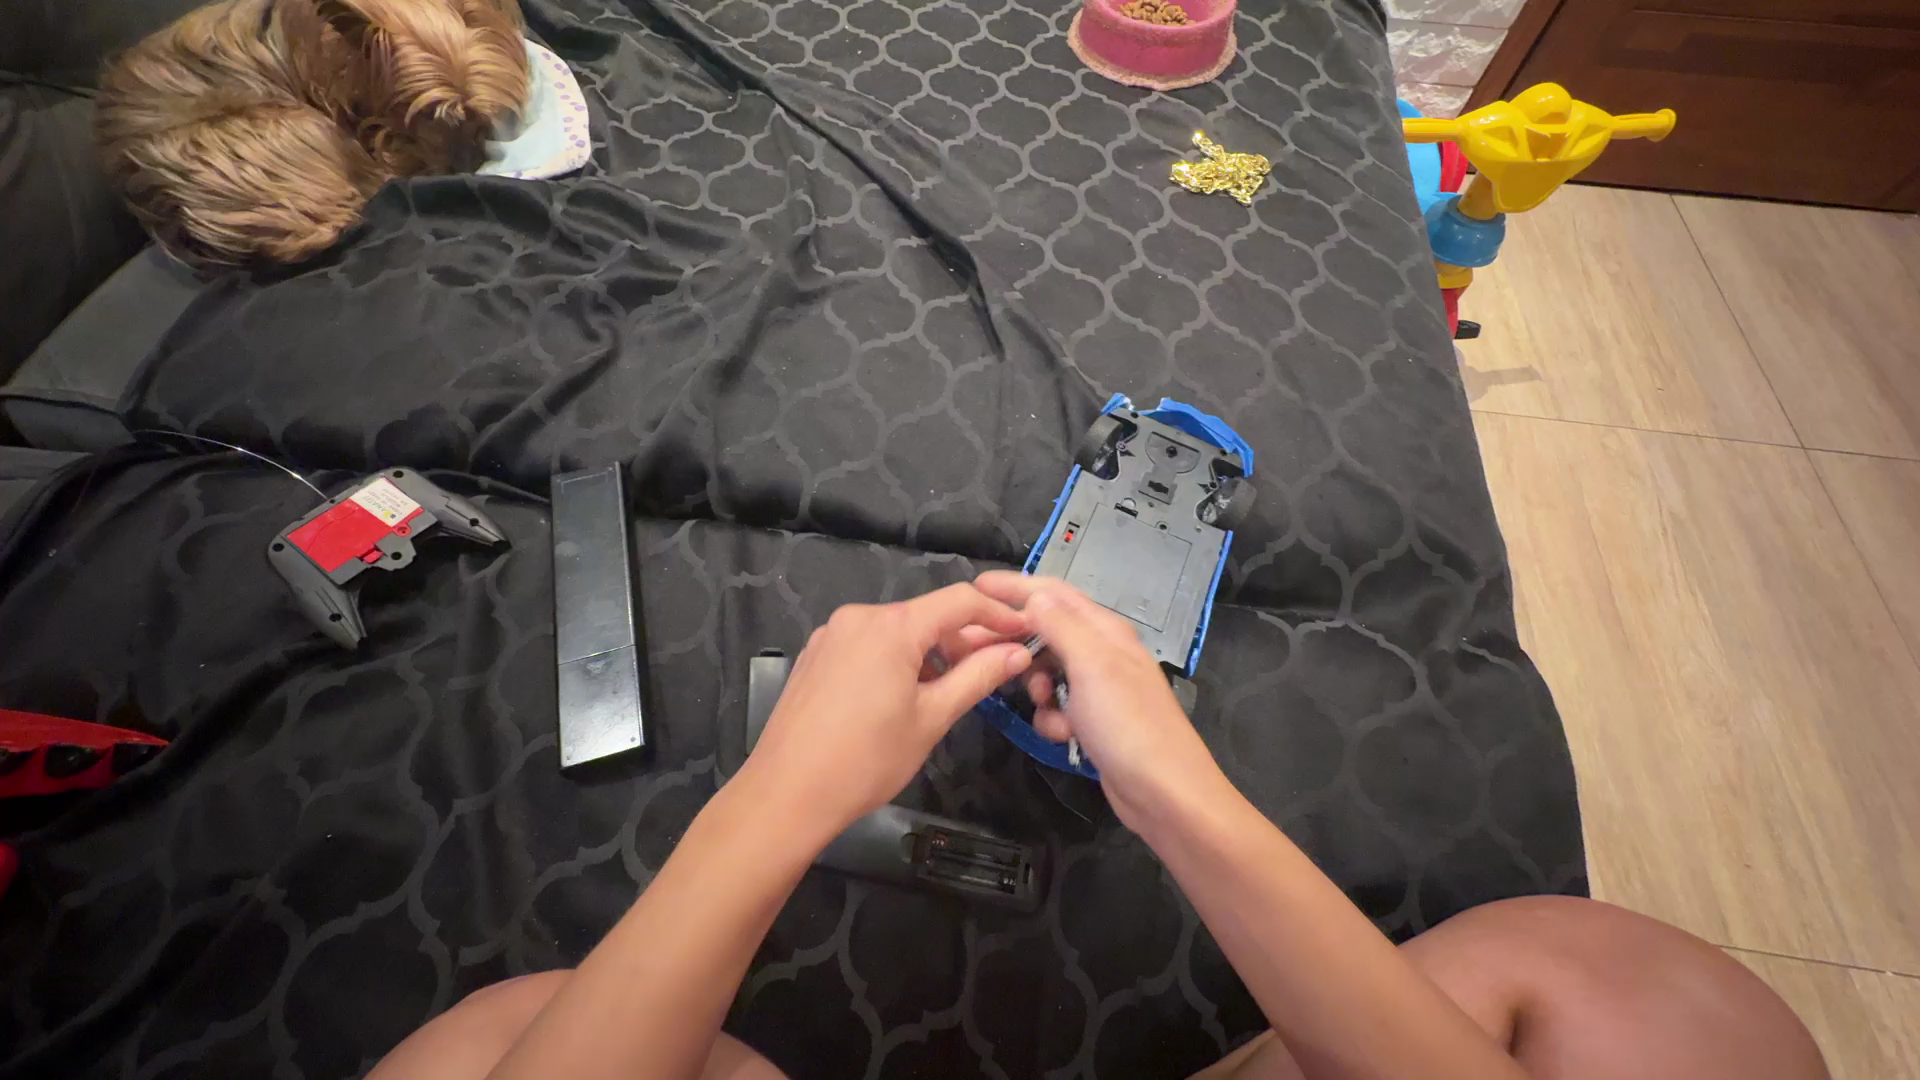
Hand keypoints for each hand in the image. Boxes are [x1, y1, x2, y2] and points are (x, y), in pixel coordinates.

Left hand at [737, 583, 1033, 838]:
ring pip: (897, 630)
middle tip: (996, 667)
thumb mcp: (931, 718)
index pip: (959, 601)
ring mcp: (832, 634)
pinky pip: (869, 643)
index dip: (998, 614)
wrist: (785, 794)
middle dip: (964, 638)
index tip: (1026, 632)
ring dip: (931, 651)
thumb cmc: (866, 760)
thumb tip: (1017, 651)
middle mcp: (859, 617)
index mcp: (891, 626)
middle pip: (927, 614)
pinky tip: (906, 693)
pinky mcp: (816, 654)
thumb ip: (977, 677)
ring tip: (952, 688)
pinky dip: (897, 658)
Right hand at [973, 570, 1231, 828]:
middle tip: (983, 653)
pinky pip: (1057, 707)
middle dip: (1020, 643)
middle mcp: (1102, 651)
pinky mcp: (1093, 720)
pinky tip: (1062, 734)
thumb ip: (1061, 626)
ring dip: (1037, 686)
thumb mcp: (1092, 665)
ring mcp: (1099, 688)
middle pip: (1047, 632)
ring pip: (1048, 671)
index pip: (1054, 593)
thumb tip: (1034, 595)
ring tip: (1041, 702)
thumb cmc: (1127, 723)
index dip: (1016, 586)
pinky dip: (1052, 718)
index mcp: (1105, 630)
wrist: (1164, 793)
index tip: (976, 586)